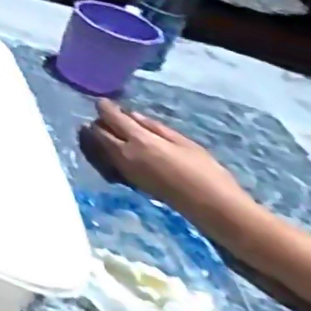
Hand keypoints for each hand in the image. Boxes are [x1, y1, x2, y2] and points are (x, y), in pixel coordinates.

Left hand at [86, 99, 260, 234]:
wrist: (212, 208)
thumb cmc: (206, 172)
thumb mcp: (185, 143)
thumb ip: (155, 127)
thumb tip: (132, 115)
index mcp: (140, 141)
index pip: (111, 118)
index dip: (105, 107)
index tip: (103, 102)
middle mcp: (124, 153)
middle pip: (97, 131)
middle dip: (100, 121)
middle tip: (111, 117)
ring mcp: (123, 168)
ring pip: (99, 145)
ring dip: (100, 134)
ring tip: (114, 130)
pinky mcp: (127, 179)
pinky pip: (107, 157)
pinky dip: (106, 147)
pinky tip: (118, 146)